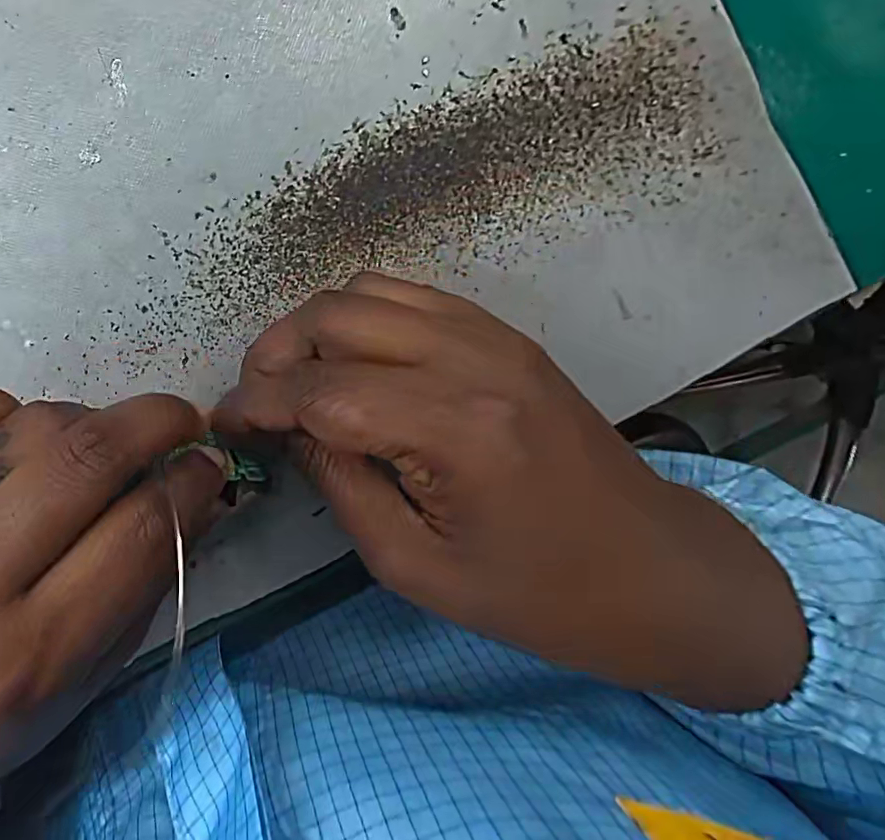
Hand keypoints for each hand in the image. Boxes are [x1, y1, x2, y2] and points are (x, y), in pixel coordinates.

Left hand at [0, 391, 230, 838]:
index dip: (191, 483)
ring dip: (87, 418)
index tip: (210, 463)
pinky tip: (23, 434)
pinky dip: (2, 408)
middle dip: (154, 421)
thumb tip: (199, 486)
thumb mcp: (90, 676)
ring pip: (27, 427)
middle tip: (184, 420)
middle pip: (83, 461)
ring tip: (102, 442)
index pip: (137, 533)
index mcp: (30, 654)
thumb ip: (150, 580)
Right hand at [214, 272, 807, 711]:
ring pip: (363, 291)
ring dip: (312, 328)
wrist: (659, 570)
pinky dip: (357, 316)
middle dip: (274, 354)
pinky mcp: (501, 330)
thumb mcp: (414, 566)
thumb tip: (288, 427)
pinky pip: (405, 293)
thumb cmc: (538, 594)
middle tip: (258, 402)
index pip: (320, 392)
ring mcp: (491, 333)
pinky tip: (351, 361)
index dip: (258, 403)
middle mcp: (471, 359)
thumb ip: (339, 483)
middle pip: (333, 318)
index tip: (224, 423)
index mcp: (456, 430)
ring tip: (297, 378)